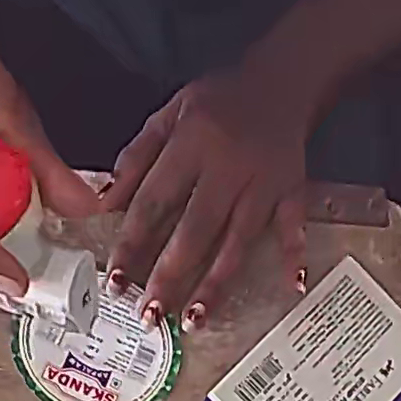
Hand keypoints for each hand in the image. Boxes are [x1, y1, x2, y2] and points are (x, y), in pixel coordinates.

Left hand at [103, 68, 311, 329]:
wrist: (282, 80)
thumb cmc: (218, 102)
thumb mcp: (169, 114)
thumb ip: (137, 157)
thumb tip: (105, 202)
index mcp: (191, 145)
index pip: (154, 202)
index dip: (133, 244)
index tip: (117, 280)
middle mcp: (227, 168)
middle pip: (194, 232)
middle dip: (170, 276)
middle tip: (150, 315)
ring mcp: (263, 183)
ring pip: (238, 241)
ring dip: (216, 284)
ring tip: (194, 320)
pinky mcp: (293, 190)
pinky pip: (294, 226)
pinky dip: (295, 255)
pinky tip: (292, 287)